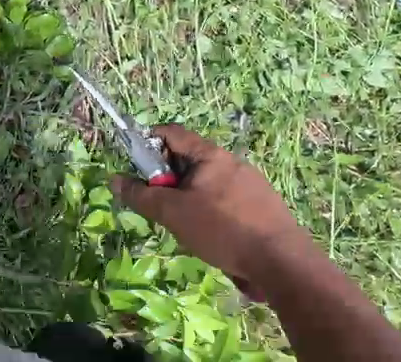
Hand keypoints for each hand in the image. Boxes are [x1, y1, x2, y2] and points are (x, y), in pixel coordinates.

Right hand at [109, 126, 316, 289]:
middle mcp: (233, 163)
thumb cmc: (223, 229)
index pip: (171, 133)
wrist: (286, 267)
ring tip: (189, 229)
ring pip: (209, 185)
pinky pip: (229, 204)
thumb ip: (140, 195)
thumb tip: (114, 179)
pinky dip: (215, 216)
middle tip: (163, 206)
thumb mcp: (172, 213)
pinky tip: (217, 242)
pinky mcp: (266, 211)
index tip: (139, 169)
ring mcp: (253, 187)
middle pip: (189, 161)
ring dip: (192, 201)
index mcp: (210, 155)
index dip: (149, 144)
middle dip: (171, 182)